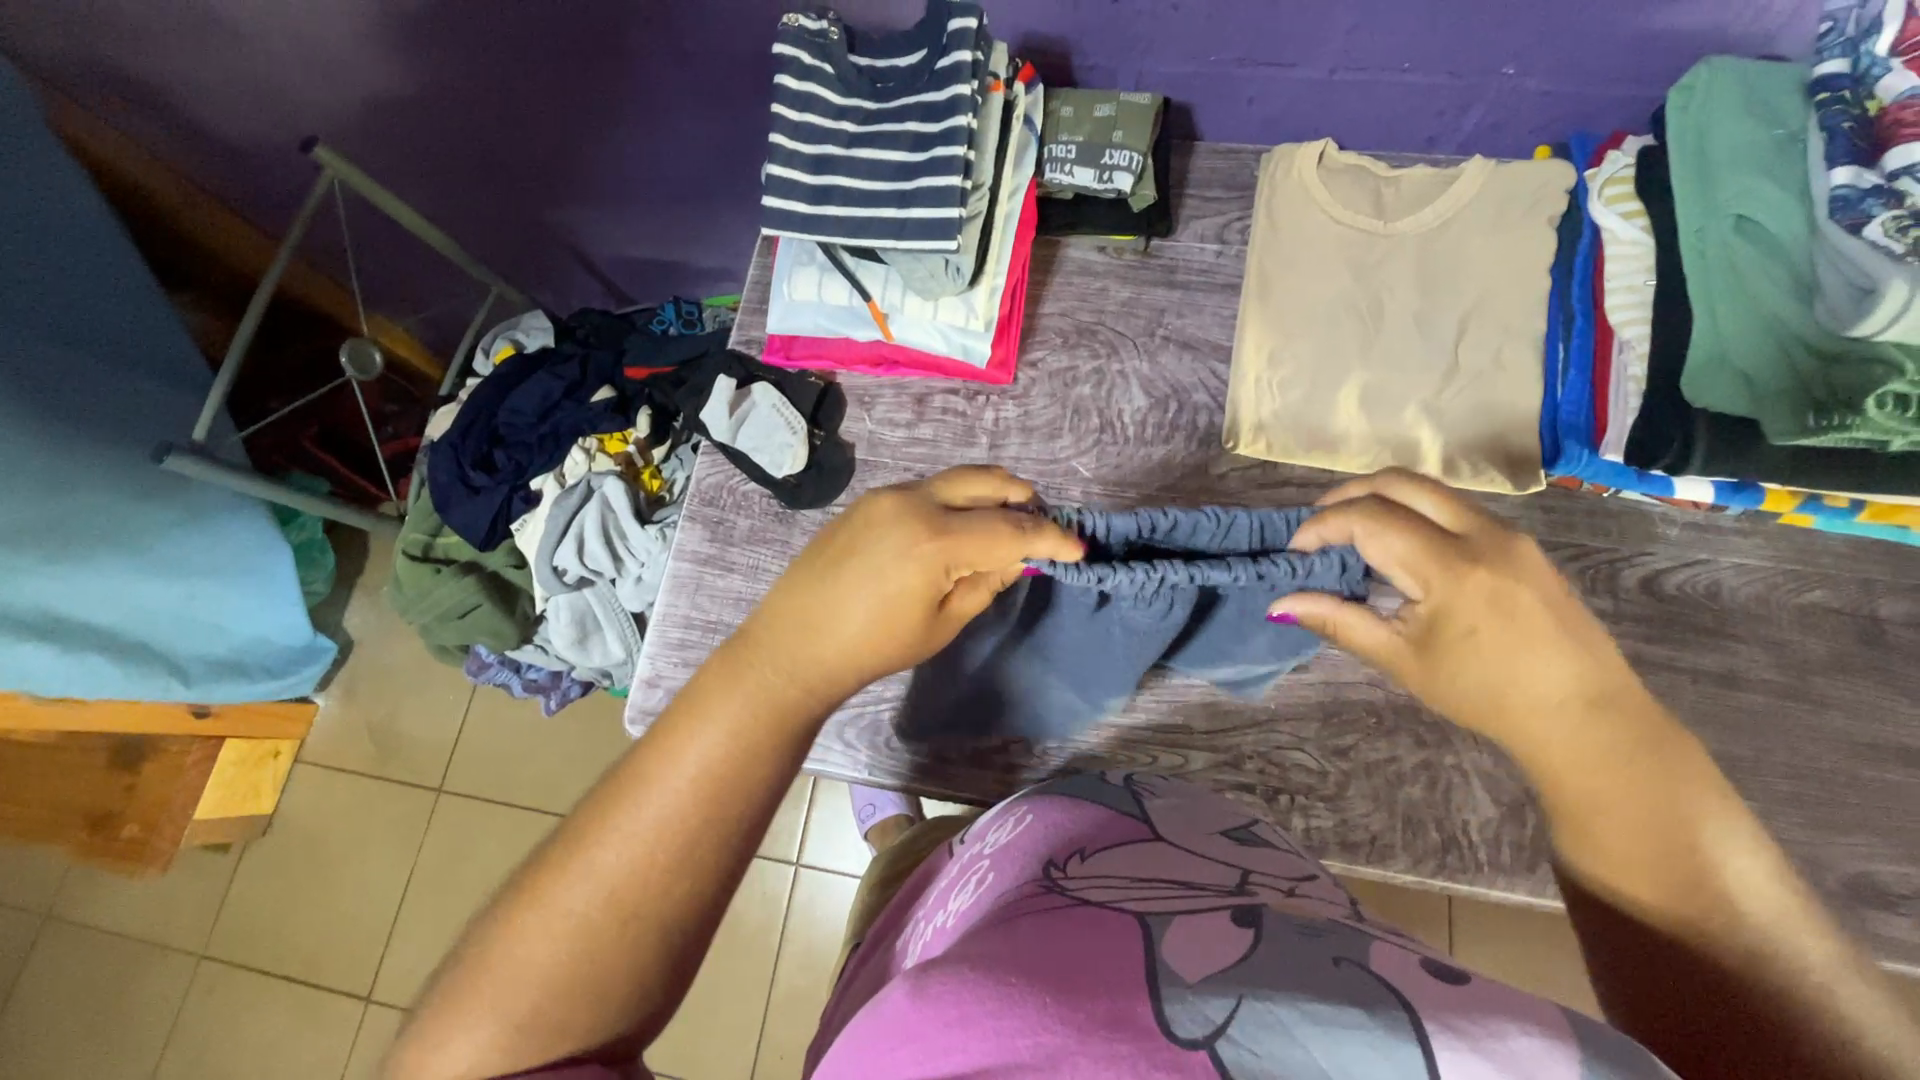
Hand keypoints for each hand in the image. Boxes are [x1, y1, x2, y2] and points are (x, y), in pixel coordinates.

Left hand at [731, 466, 1082, 706]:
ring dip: (990, 493)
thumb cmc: (873, 647)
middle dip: (1023, 498)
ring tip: (1006, 521)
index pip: (1011, 528)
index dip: (1050, 537)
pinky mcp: (869, 499)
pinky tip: (958, 528)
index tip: (1078, 547)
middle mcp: (914, 501)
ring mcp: (887, 494)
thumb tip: (1018, 556)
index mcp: (936, 539)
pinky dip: (956, 499)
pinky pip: (928, 488)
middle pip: (987, 481)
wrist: (796, 643)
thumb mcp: (942, 624)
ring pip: (956, 479)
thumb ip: (986, 582)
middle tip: (1043, 523)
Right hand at [1270, 469, 1654, 757]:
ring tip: (1350, 533)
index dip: (1321, 527)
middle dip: (1347, 495)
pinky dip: (1414, 512)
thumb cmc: (1484, 694)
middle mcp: (1482, 534)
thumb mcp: (1402, 660)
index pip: (1368, 518)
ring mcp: (1509, 534)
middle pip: (1399, 482)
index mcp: (1450, 567)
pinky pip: (1456, 507)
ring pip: (1431, 490)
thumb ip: (1338, 621)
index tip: (1295, 552)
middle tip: (1315, 526)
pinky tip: (1400, 547)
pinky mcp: (1522, 543)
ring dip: (1382, 499)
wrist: (1583, 714)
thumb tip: (1279, 604)